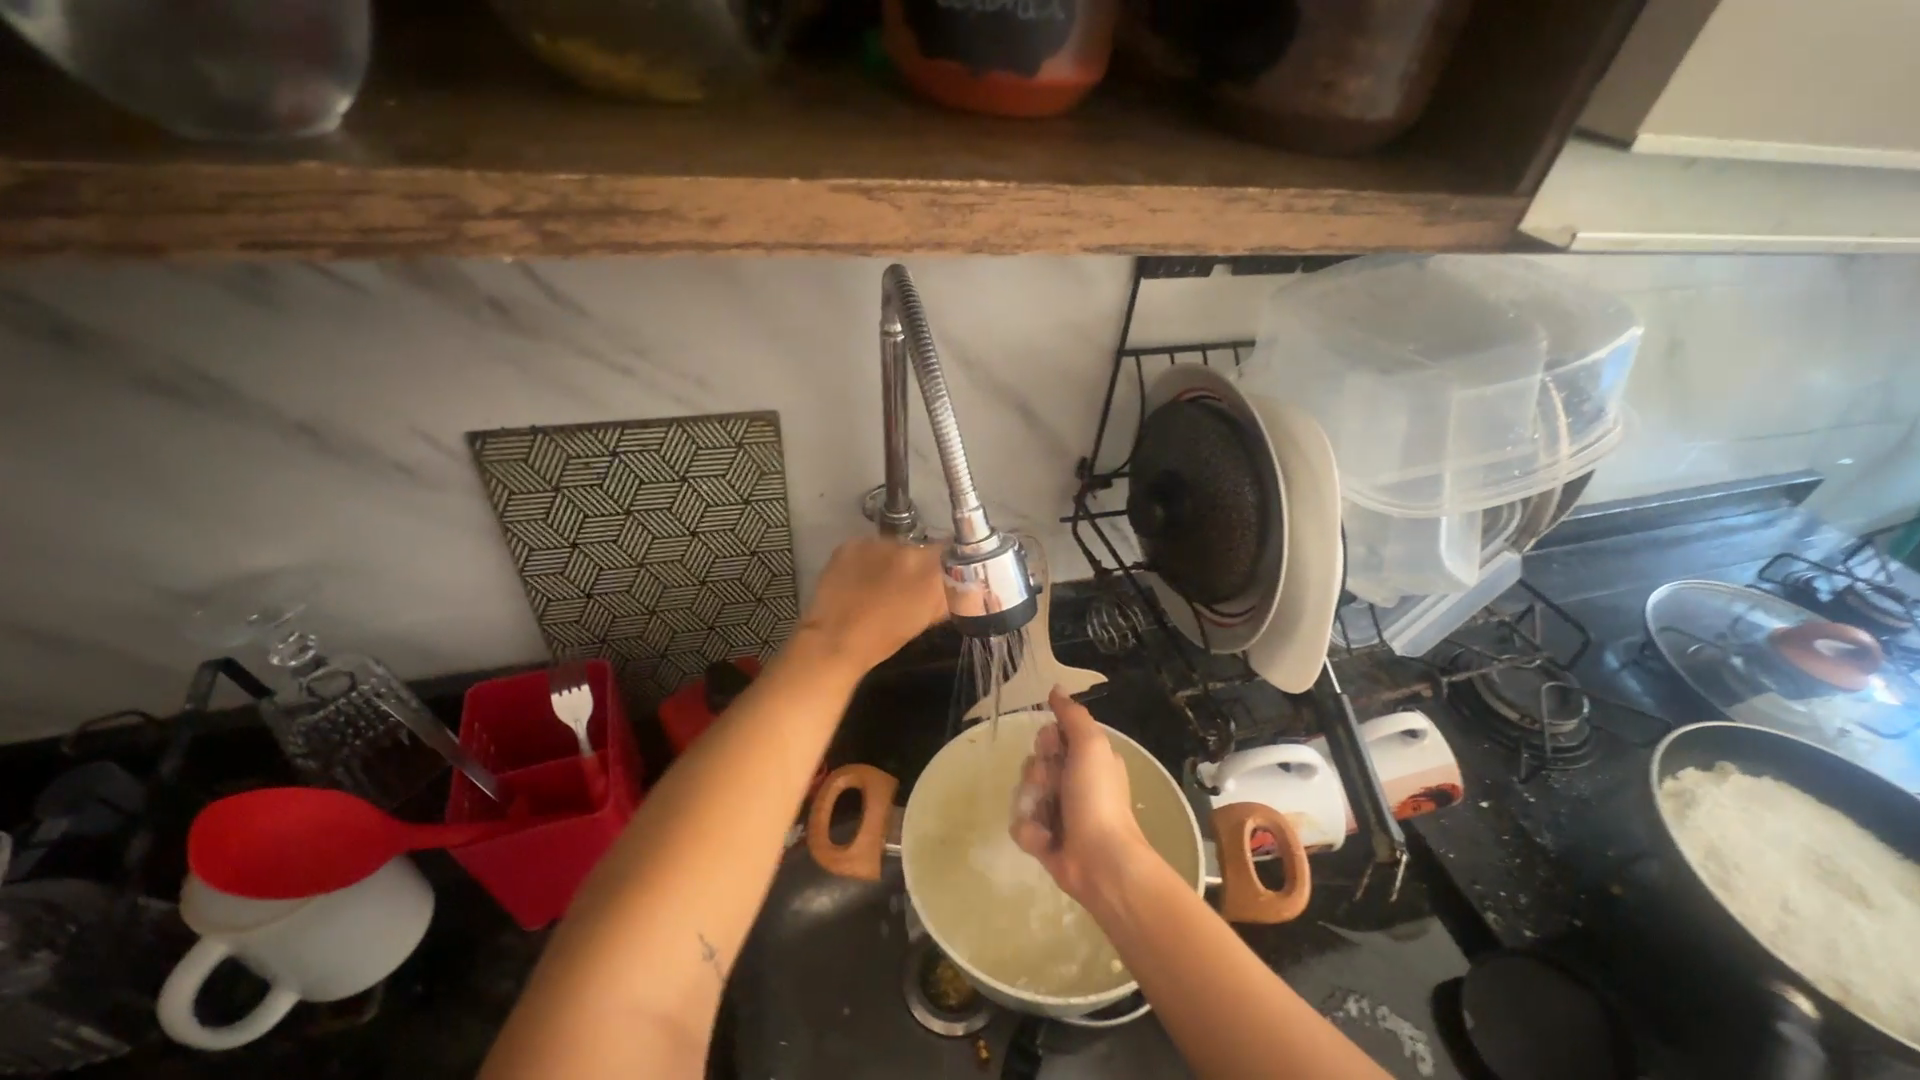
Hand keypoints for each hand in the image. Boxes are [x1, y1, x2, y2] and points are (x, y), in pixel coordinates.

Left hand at [796, 538, 946, 672]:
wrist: (836, 640)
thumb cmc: (885, 638)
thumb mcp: (925, 619)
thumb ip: (945, 597)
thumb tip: (955, 584)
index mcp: (931, 570)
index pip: (950, 552)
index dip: (946, 562)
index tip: (941, 573)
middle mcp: (908, 549)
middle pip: (919, 549)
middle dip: (916, 564)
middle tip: (905, 585)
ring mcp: (877, 544)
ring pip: (892, 547)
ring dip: (890, 561)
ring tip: (877, 584)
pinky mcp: (851, 544)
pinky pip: (867, 548)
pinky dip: (866, 560)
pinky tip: (858, 579)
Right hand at [1010, 688, 1151, 901]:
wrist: (1100, 859)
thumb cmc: (1097, 797)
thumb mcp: (1090, 746)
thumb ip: (1072, 716)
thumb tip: (1055, 688)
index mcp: (1087, 759)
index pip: (1051, 737)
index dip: (1046, 740)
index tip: (1053, 747)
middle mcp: (1072, 782)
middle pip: (1034, 763)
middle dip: (1037, 773)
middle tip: (1052, 785)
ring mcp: (1057, 812)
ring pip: (1023, 793)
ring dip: (1032, 803)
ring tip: (1048, 818)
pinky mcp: (1043, 839)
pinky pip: (1020, 824)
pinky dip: (1031, 831)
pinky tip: (1046, 840)